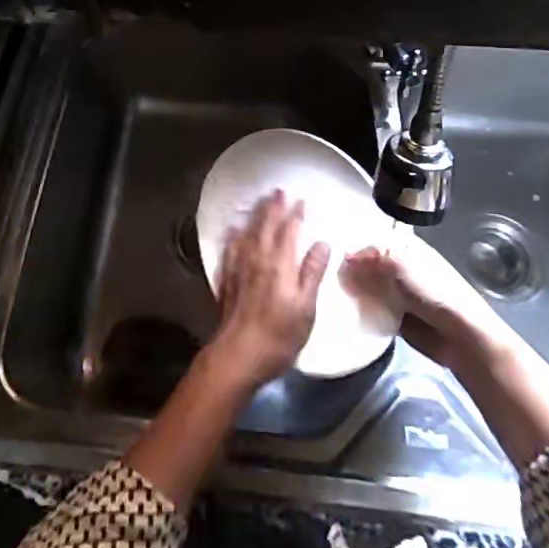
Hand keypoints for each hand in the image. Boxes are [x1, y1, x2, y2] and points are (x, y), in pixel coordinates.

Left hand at [208, 190, 330, 388]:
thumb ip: (312, 273)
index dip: (295, 214)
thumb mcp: (306, 307)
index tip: (301, 200)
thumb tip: (322, 243)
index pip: (289, 231)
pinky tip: (233, 232)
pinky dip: (234, 236)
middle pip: (265, 226)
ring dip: (255, 216)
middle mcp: (258, 259)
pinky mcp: (227, 281)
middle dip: (273, 207)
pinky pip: (230, 249)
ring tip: (259, 202)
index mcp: (280, 264)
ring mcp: (239, 269)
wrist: (237, 357)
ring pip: (247, 234)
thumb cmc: (279, 335)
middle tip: (278, 190)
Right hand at [342, 237, 502, 373]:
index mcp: (408, 249)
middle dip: (350, 268)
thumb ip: (375, 259)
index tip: (330, 250)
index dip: (355, 244)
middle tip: (323, 272)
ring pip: (369, 287)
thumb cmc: (438, 295)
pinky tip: (341, 311)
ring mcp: (399, 294)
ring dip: (353, 290)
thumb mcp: (405, 268)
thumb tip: (346, 258)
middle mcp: (402, 269)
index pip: (375, 240)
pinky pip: (372, 310)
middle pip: (369, 265)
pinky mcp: (396, 318)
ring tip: (327, 290)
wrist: (462, 338)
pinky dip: (359, 310)